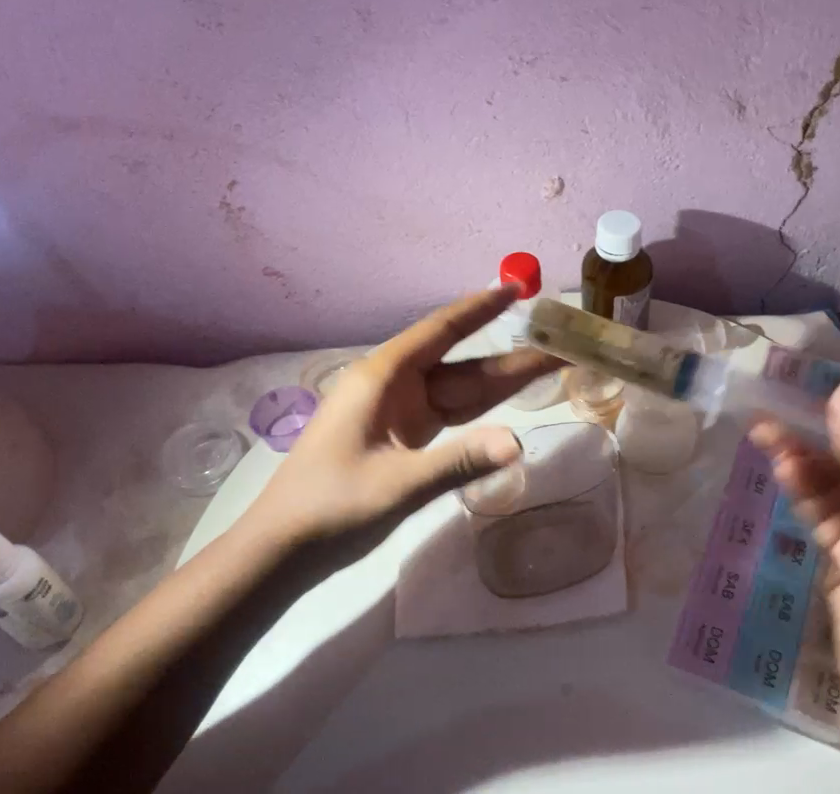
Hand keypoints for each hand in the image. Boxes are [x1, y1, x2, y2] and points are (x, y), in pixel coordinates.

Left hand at [239, 286, 562, 552]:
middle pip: (462, 365)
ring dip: (501, 384)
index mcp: (383, 378)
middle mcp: (393, 387)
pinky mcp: (401, 439)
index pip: (441, 330)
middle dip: (511, 357)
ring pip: (460, 391)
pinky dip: (481, 412)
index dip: (481, 309)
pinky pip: (450, 416)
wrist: (278, 552)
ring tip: (552, 370)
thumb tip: (520, 444)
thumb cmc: (328, 509)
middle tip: (561, 347)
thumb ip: (459, 462)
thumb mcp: (396, 486)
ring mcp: (397, 414)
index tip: (517, 288)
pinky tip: (510, 406)